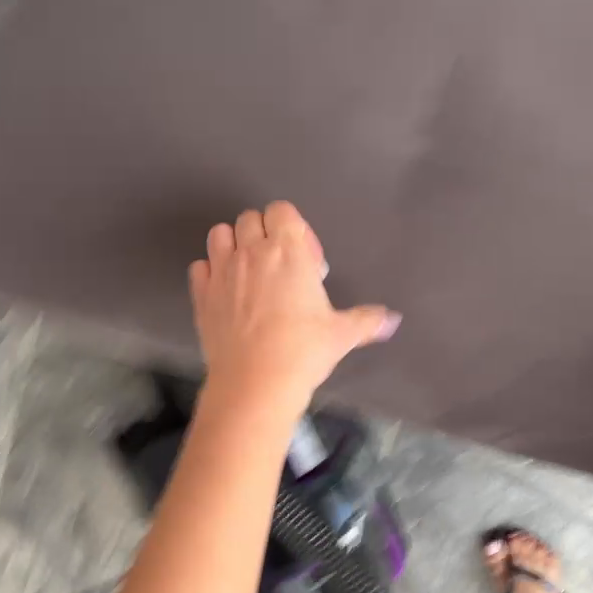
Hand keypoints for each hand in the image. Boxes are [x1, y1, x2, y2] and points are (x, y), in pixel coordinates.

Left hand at [190, 201, 399, 411]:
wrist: (255, 381)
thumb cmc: (304, 351)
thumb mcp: (342, 335)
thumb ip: (367, 321)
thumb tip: (392, 320)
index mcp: (289, 252)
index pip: (282, 211)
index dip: (292, 228)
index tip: (304, 258)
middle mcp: (252, 251)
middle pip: (250, 219)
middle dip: (264, 234)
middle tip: (279, 267)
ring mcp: (221, 270)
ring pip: (220, 234)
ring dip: (234, 245)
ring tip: (249, 273)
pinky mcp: (201, 293)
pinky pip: (201, 266)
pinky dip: (212, 272)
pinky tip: (226, 293)